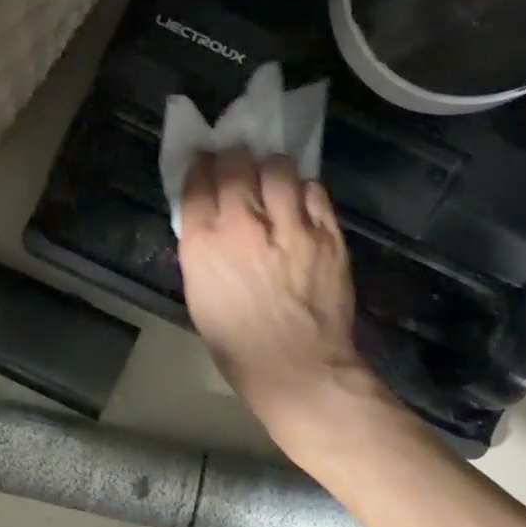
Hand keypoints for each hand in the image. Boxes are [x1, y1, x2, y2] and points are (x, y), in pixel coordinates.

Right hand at [177, 148, 363, 434]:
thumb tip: (211, 221)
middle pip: (237, 163)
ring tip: (274, 181)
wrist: (297, 367)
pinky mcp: (326, 232)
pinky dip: (304, 191)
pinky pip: (314, 190)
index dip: (202, 166)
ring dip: (272, 169)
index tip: (206, 163)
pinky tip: (300, 204)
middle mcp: (243, 224)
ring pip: (279, 167)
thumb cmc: (238, 345)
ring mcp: (290, 225)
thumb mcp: (200, 296)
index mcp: (204, 243)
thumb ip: (203, 250)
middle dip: (236, 159)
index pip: (198, 181)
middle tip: (240, 165)